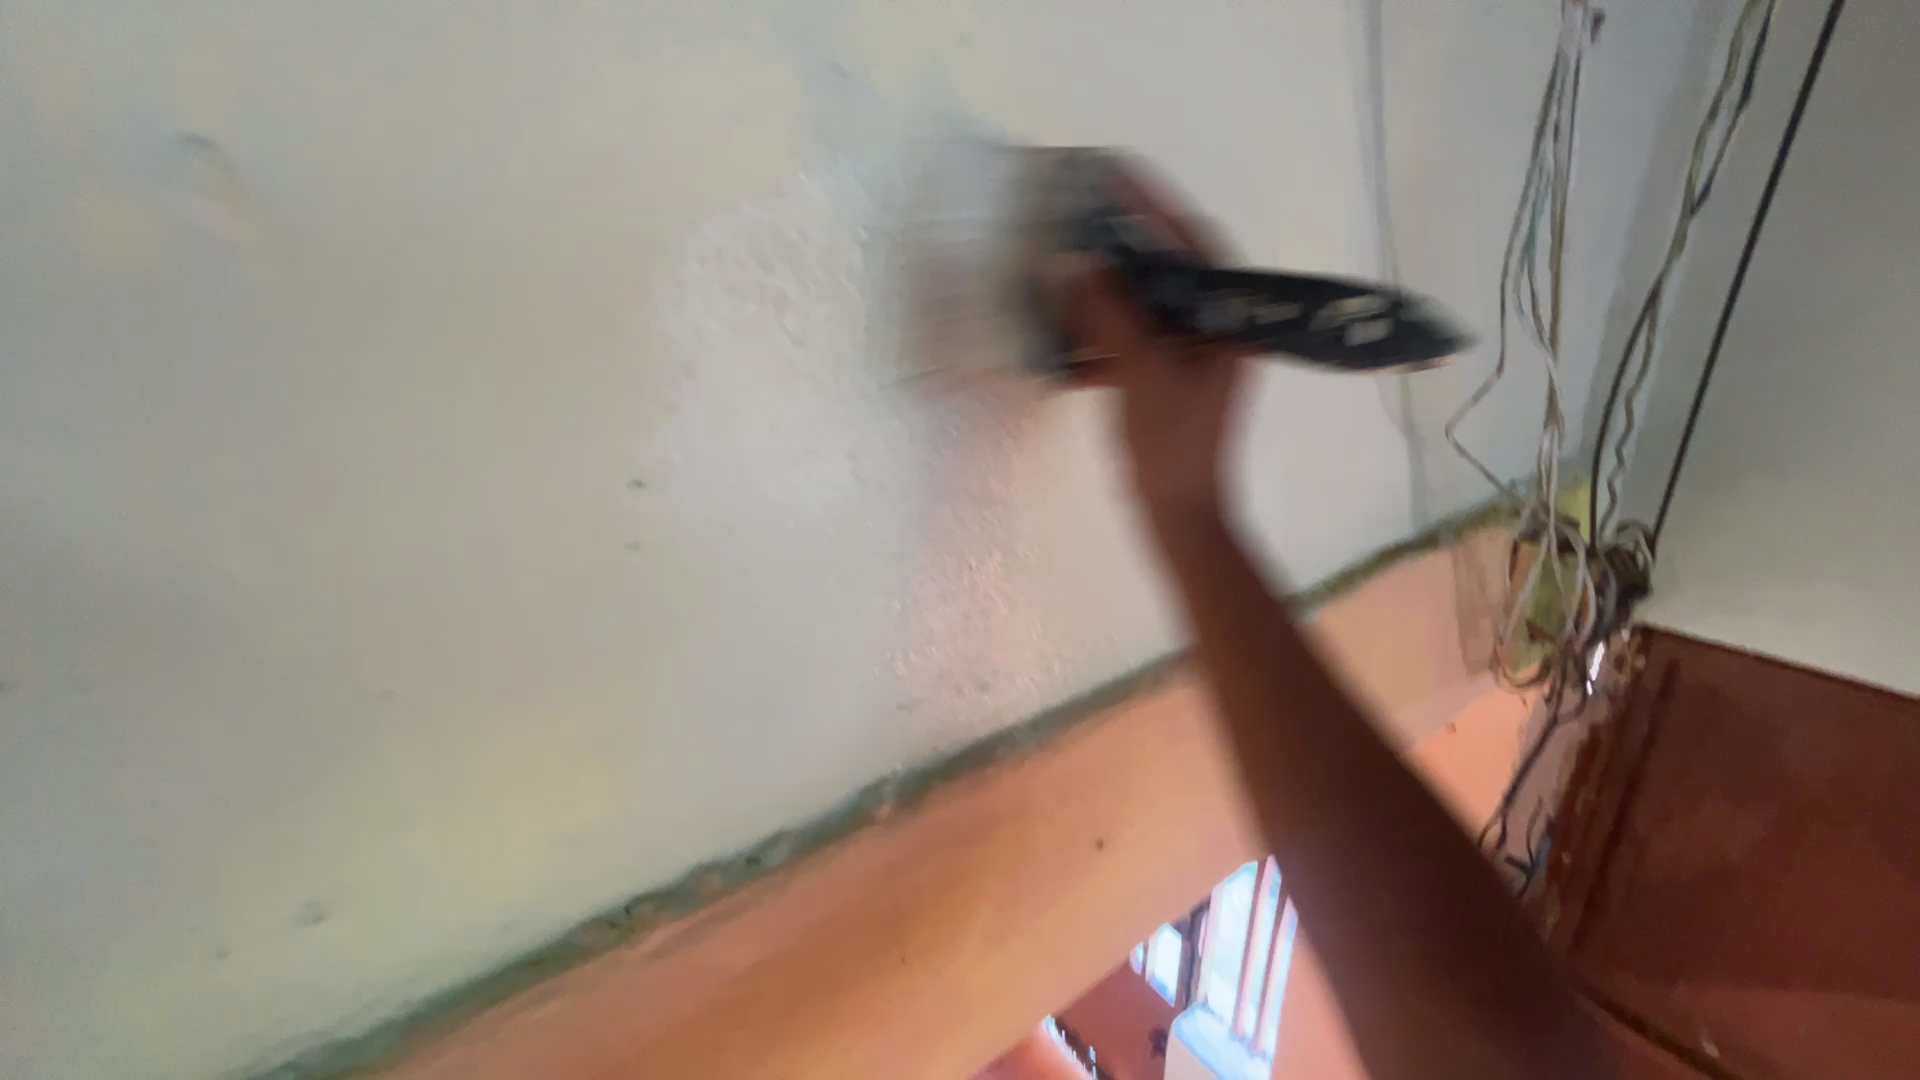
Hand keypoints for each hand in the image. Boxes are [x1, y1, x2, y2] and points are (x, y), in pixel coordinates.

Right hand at [1060, 163, 1249, 531]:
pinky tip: (1064, 331)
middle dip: (1123, 246)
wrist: (1179, 516)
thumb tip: (1073, 263)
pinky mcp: (1164, 381)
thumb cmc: (1172, 445)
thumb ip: (1109, 314)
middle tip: (1081, 216)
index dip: (1157, 207)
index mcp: (1229, 322)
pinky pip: (1130, 342)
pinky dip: (1100, 335)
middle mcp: (1215, 330)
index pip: (1196, 246)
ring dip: (1105, 291)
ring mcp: (1189, 357)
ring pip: (1144, 307)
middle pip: (1168, 272)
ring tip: (1064, 266)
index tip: (1117, 176)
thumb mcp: (1141, 372)